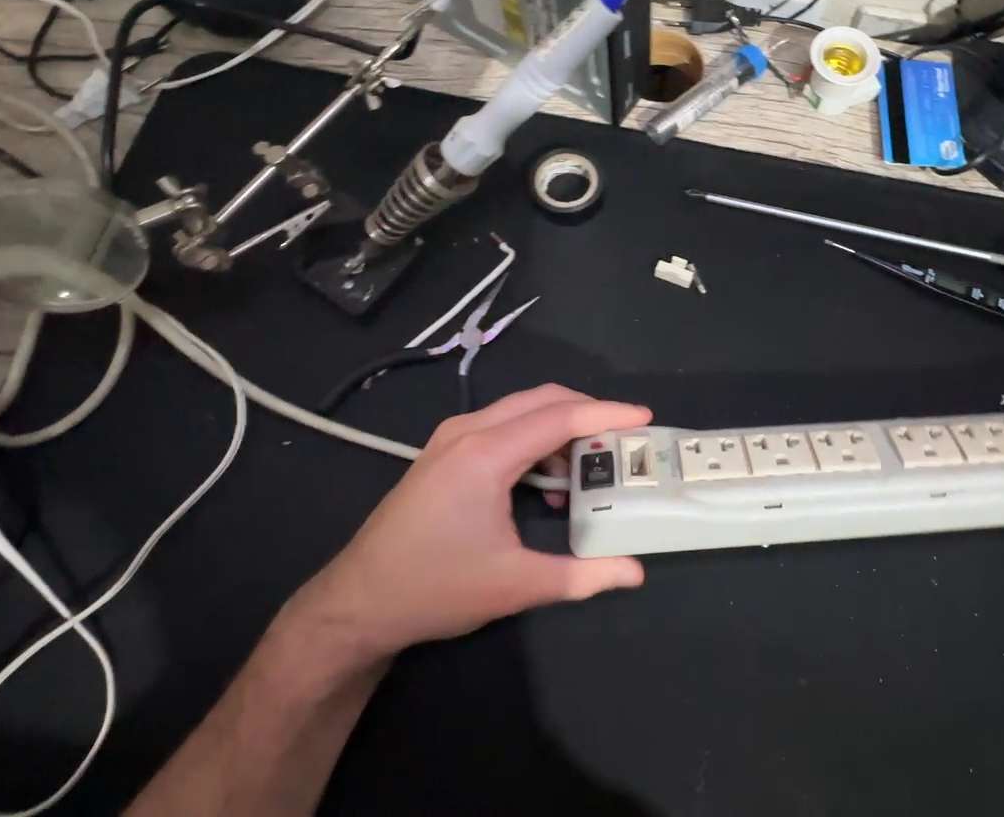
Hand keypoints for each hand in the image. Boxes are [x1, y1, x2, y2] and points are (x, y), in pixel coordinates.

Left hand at [284, 385, 651, 670]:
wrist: (358, 602)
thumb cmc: (436, 588)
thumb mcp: (515, 585)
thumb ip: (581, 576)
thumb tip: (636, 573)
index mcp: (486, 455)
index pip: (560, 417)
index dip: (607, 414)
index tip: (645, 416)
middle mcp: (468, 432)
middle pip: (542, 400)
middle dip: (588, 412)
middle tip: (626, 437)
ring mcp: (451, 439)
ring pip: (520, 410)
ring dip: (560, 428)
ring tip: (589, 467)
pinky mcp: (443, 453)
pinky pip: (502, 427)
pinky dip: (534, 440)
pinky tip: (546, 483)